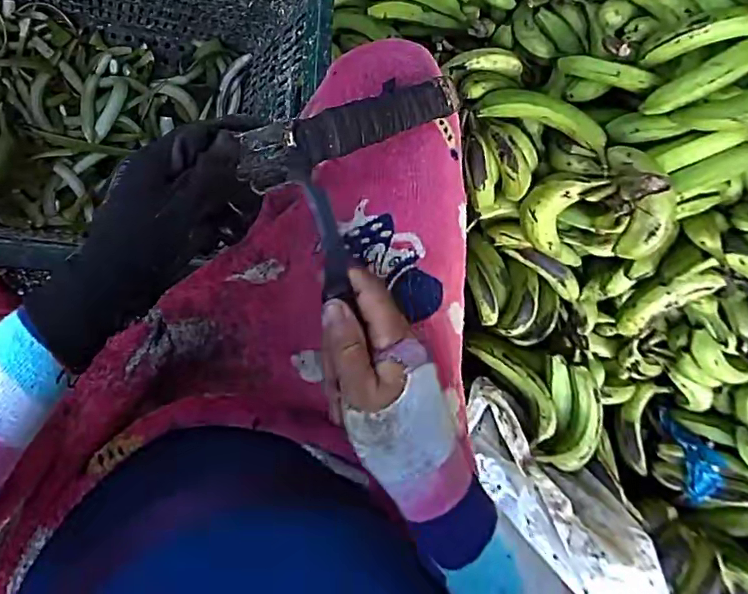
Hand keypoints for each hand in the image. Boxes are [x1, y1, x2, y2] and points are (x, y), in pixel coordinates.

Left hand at [23, 119, 258, 369]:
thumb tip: (230, 138)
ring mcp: (158, 199)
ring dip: (228, 203)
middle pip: (205, 162)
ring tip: (249, 221)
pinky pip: (193, 213)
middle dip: (235, 176)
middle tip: (264, 189)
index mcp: (158, 159)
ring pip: (203, 190)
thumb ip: (210, 170)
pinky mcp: (161, 224)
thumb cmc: (144, 242)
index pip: (201, 133)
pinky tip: (229, 237)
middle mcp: (158, 173)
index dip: (234, 130)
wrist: (106, 292)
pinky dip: (213, 222)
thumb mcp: (183, 204)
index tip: (265, 132)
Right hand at [320, 268, 415, 425]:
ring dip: (340, 363)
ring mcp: (397, 354)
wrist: (424, 478)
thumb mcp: (359, 392)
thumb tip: (333, 302)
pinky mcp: (393, 370)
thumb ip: (345, 346)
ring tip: (340, 400)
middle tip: (332, 380)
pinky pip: (361, 357)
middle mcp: (400, 338)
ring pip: (355, 337)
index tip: (323, 268)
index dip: (348, 274)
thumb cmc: (391, 433)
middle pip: (358, 314)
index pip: (372, 291)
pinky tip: (346, 401)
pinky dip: (348, 375)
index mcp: (396, 338)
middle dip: (336, 338)